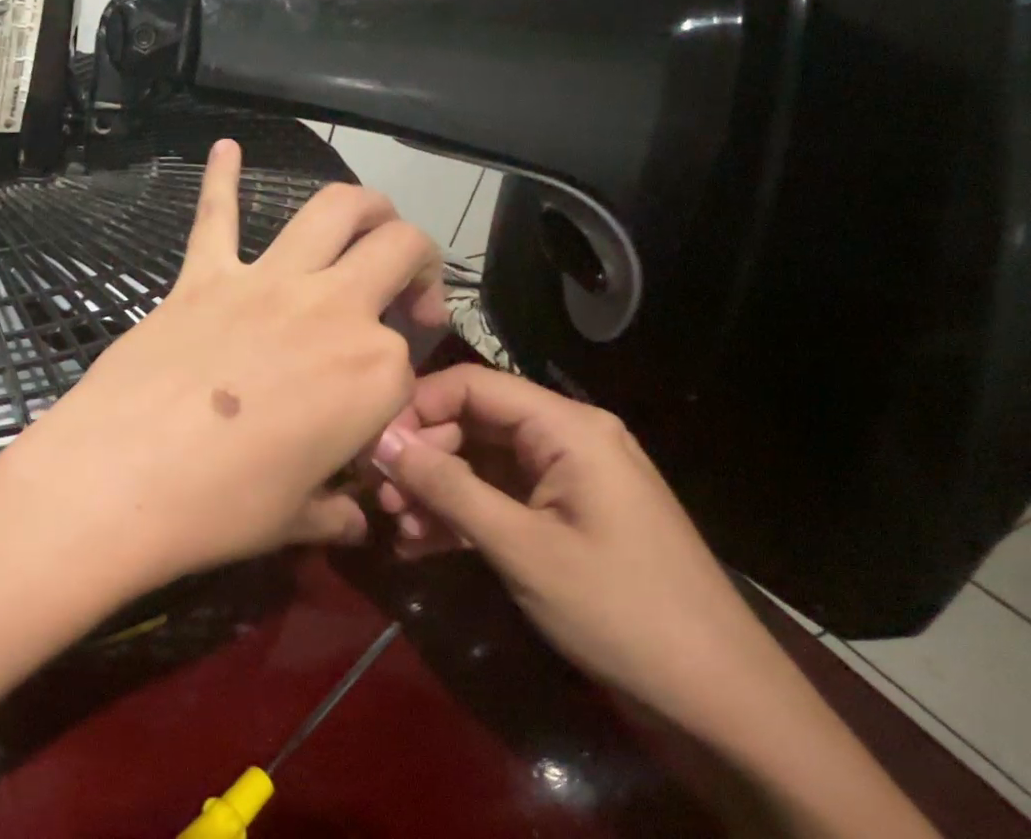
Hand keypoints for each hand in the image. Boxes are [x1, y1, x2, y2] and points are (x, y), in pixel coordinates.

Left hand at [0, 139, 445, 585]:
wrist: (120, 477)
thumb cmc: (220, 509)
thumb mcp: (295, 519)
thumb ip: (334, 510)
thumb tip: (350, 518)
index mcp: (375, 373)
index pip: (409, 358)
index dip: (398, 380)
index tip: (373, 410)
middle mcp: (333, 310)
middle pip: (400, 249)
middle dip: (416, 260)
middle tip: (403, 293)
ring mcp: (265, 284)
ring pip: (334, 209)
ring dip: (363, 205)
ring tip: (366, 219)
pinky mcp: (200, 277)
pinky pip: (216, 216)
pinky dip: (221, 178)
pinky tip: (224, 147)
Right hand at [373, 364, 776, 729]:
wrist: (714, 697)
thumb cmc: (619, 609)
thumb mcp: (520, 546)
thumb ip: (447, 488)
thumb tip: (380, 442)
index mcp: (568, 429)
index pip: (471, 385)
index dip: (415, 408)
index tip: (369, 448)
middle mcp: (566, 441)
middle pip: (471, 423)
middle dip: (421, 457)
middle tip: (381, 500)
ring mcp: (567, 482)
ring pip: (479, 464)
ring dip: (434, 491)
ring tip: (397, 529)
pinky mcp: (563, 519)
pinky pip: (498, 500)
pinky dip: (459, 517)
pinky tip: (421, 546)